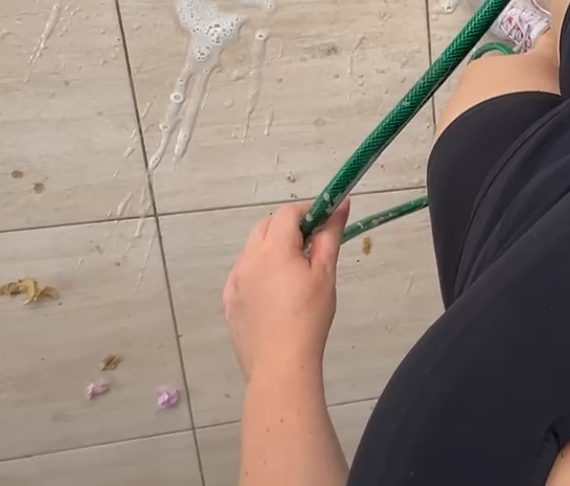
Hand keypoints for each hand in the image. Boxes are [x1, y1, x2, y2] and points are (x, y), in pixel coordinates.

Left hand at [223, 202, 346, 382]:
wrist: (280, 363)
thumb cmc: (309, 314)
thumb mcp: (326, 271)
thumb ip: (331, 234)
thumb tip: (341, 205)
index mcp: (273, 249)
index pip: (288, 213)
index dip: (309, 211)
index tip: (326, 223)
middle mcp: (248, 260)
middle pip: (267, 226)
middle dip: (290, 225)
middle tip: (313, 244)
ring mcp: (234, 281)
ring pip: (253, 248)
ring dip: (274, 245)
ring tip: (296, 270)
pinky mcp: (229, 301)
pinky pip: (244, 271)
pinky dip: (260, 268)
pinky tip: (276, 290)